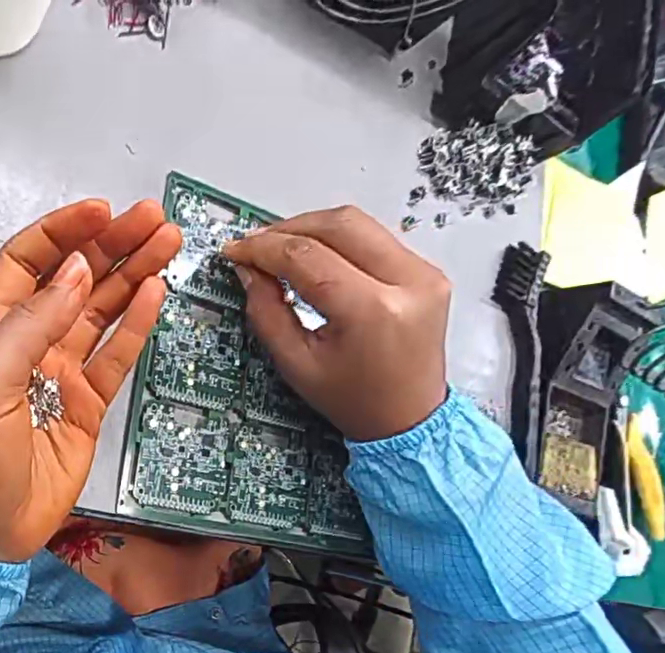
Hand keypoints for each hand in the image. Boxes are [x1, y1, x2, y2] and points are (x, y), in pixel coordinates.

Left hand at [0, 199, 180, 561]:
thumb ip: (28, 328)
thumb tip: (73, 274)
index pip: (25, 266)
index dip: (59, 235)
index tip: (97, 213)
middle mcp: (27, 347)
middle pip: (71, 281)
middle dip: (108, 245)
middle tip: (148, 219)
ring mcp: (60, 376)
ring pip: (100, 313)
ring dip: (130, 276)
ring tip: (163, 244)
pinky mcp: (86, 407)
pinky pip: (115, 357)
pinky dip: (135, 326)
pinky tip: (154, 294)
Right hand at [222, 207, 449, 441]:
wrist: (406, 418)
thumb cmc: (354, 400)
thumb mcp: (296, 364)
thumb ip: (268, 313)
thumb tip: (250, 271)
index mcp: (371, 312)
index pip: (308, 257)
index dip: (264, 249)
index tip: (237, 251)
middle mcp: (407, 282)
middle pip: (338, 224)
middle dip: (287, 229)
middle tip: (254, 244)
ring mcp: (424, 272)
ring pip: (359, 223)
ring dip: (312, 229)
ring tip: (279, 248)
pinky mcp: (427, 270)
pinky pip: (375, 238)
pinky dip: (337, 241)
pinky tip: (313, 256)